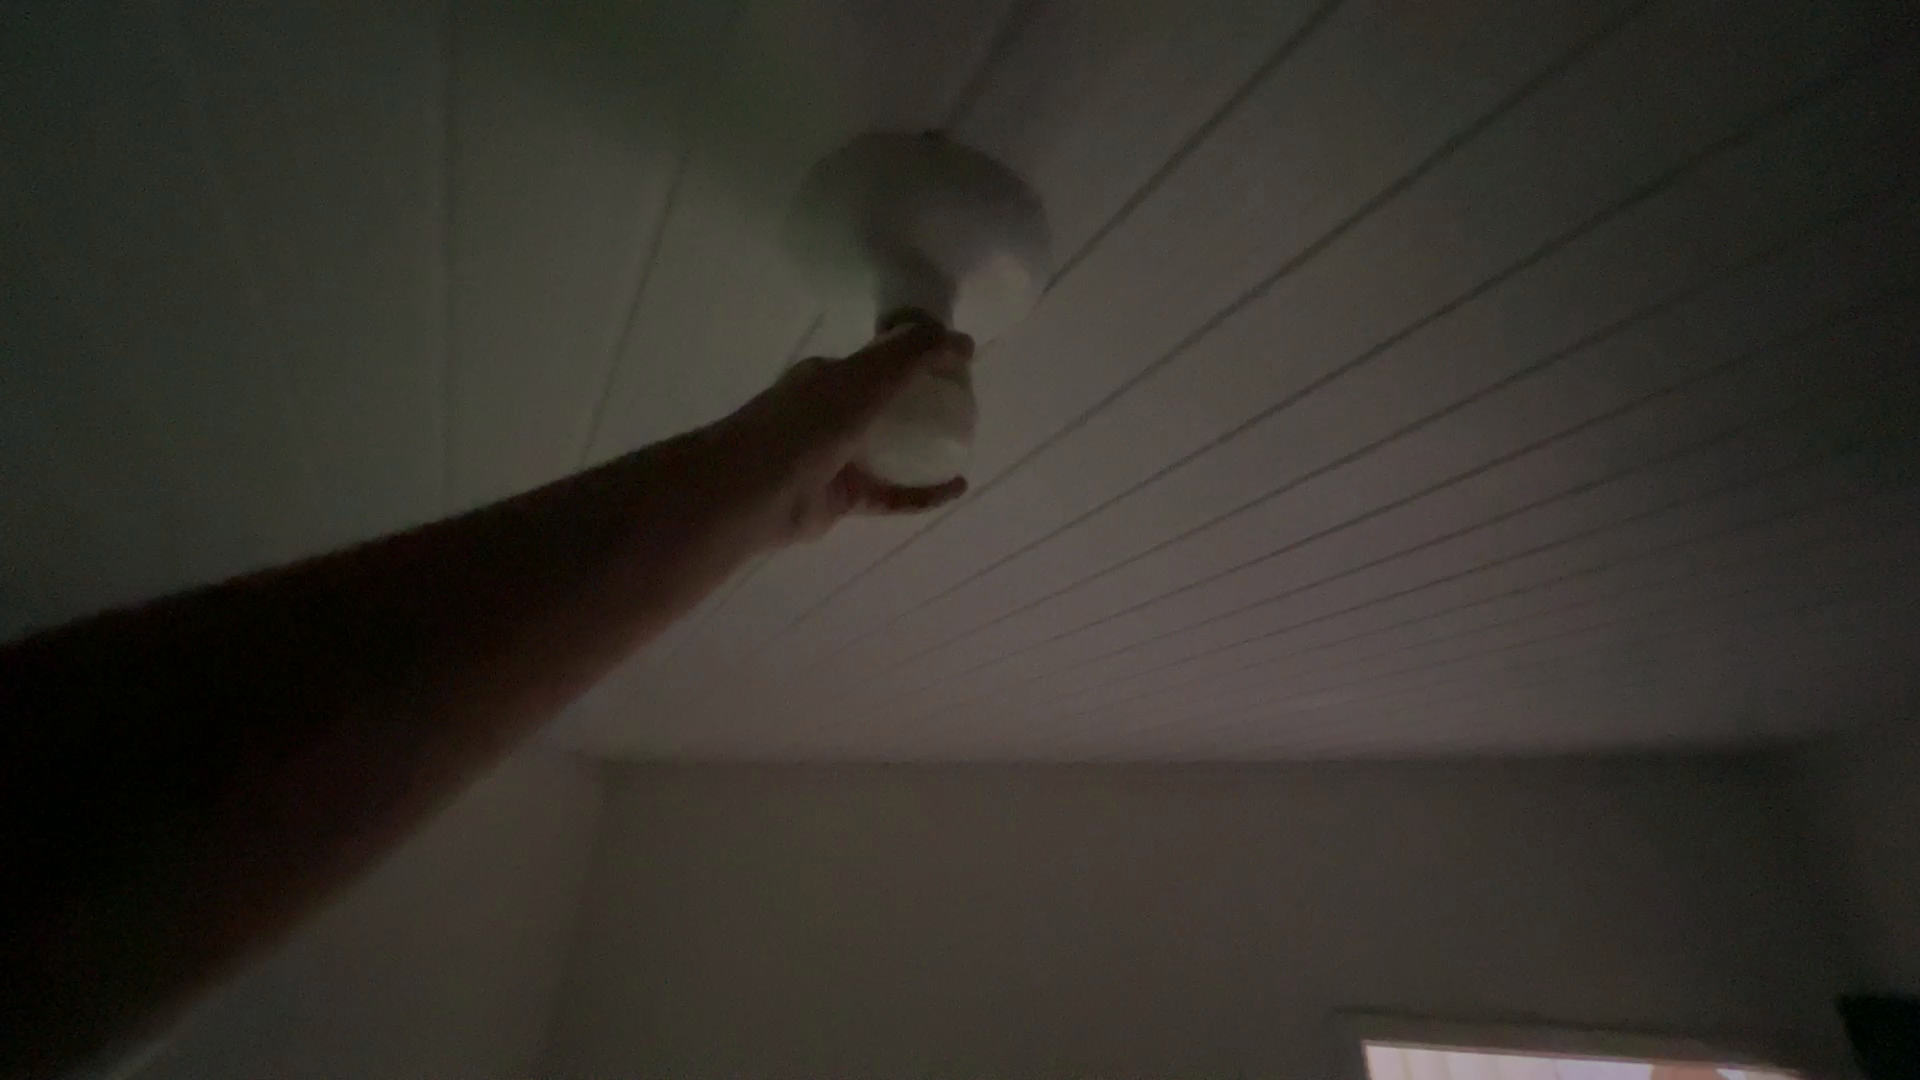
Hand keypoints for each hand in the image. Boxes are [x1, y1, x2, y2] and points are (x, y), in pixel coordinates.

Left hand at [708, 321, 974, 546]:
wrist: (752, 493)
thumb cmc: (808, 426)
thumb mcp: (865, 378)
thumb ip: (912, 355)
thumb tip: (964, 341)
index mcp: (831, 376)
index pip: (881, 357)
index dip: (918, 354)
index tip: (959, 362)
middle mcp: (832, 413)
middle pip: (887, 402)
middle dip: (924, 401)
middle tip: (968, 404)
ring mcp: (837, 458)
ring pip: (890, 450)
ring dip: (925, 447)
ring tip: (965, 444)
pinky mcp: (844, 498)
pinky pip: (892, 493)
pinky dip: (923, 492)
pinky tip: (956, 488)